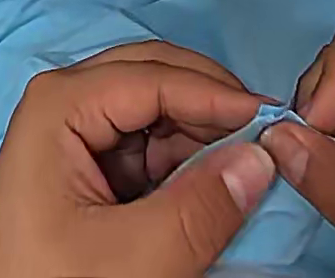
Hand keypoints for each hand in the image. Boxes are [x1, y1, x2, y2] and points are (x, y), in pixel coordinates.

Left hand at [0, 41, 277, 277]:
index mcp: (63, 100)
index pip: (153, 76)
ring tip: (244, 161)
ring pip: (154, 107)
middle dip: (207, 102)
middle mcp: (69, 97)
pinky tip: (209, 178)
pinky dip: (182, 156)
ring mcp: (77, 125)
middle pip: (153, 77)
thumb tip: (259, 159)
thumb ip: (199, 209)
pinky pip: (146, 140)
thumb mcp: (129, 259)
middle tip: (263, 133)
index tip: (271, 116)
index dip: (214, 92)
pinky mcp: (88, 157)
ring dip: (199, 131)